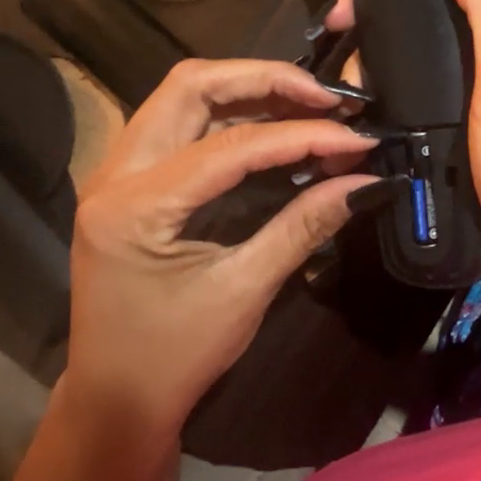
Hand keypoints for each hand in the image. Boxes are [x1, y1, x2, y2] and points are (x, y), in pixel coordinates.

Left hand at [64, 59, 378, 430]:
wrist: (115, 400)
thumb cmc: (174, 354)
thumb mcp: (245, 290)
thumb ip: (303, 226)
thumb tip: (365, 182)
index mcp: (134, 207)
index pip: (231, 145)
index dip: (302, 135)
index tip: (357, 137)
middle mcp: (116, 174)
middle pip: (190, 87)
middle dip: (265, 79)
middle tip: (327, 97)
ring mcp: (119, 175)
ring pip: (185, 98)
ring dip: (251, 92)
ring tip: (312, 105)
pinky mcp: (135, 184)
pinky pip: (185, 126)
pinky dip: (236, 118)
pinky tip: (279, 129)